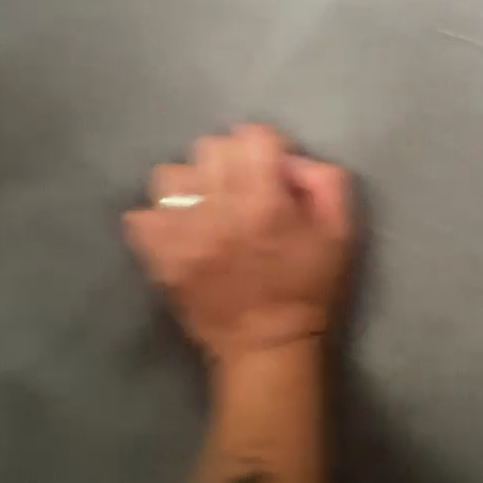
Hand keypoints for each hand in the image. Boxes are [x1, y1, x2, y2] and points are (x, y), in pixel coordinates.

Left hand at [126, 125, 353, 362]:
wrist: (268, 346)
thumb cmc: (311, 285)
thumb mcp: (342, 229)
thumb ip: (326, 180)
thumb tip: (290, 161)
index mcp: (266, 203)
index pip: (253, 136)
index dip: (269, 146)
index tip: (276, 170)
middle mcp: (219, 212)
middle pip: (210, 148)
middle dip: (233, 159)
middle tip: (246, 185)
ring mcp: (182, 236)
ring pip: (171, 175)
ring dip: (194, 182)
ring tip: (211, 204)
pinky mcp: (159, 259)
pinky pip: (140, 216)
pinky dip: (161, 215)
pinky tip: (184, 227)